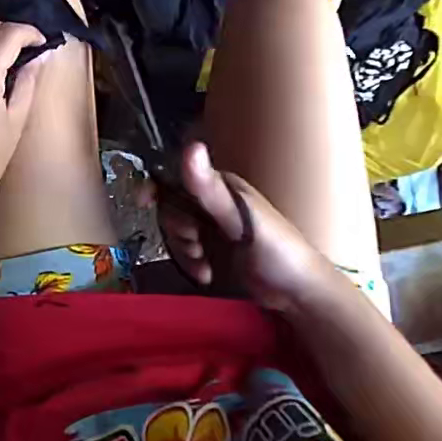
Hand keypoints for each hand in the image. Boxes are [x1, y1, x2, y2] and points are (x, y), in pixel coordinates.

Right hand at [149, 141, 339, 311]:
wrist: (298, 293)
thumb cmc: (277, 251)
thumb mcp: (241, 219)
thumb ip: (210, 188)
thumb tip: (191, 146)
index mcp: (222, 187)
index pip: (177, 178)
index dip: (157, 188)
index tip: (143, 203)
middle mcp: (215, 204)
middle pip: (172, 209)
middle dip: (178, 232)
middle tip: (198, 246)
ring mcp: (214, 229)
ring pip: (177, 234)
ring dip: (185, 252)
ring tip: (206, 266)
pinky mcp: (215, 252)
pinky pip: (187, 253)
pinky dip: (192, 265)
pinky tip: (208, 276)